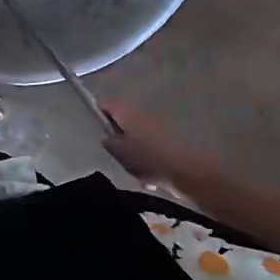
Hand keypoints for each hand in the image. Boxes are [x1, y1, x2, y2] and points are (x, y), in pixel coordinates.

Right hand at [100, 102, 216, 190]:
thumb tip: (107, 136)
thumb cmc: (148, 158)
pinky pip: (150, 147)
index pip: (104, 103)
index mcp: (127, 113)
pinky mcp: (170, 140)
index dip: (96, 111)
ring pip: (136, 136)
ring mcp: (157, 126)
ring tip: (134, 170)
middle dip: (117, 137)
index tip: (92, 125)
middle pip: (122, 121)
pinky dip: (147, 159)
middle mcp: (142, 114)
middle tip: (114, 154)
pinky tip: (150, 176)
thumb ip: (108, 141)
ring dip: (133, 150)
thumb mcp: (119, 152)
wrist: (187, 170)